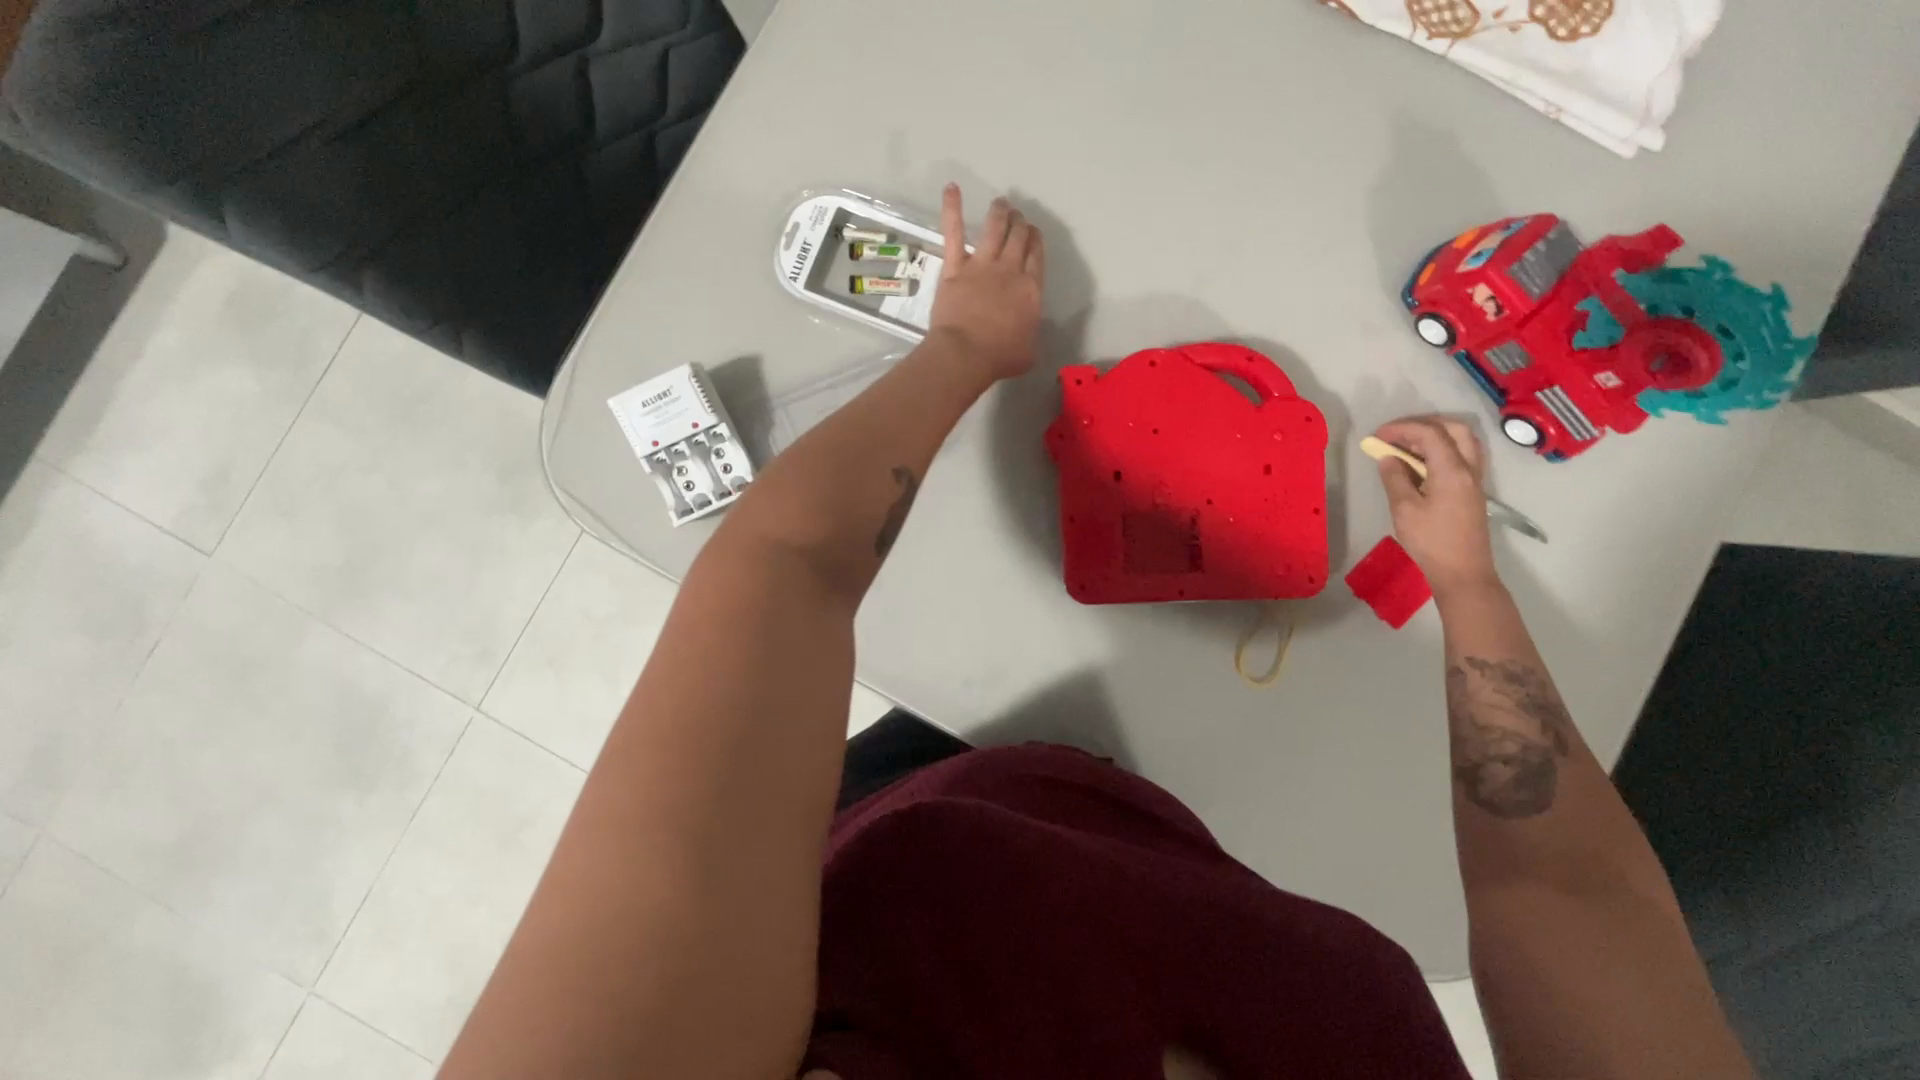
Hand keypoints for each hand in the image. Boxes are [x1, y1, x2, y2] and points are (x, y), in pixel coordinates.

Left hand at [927, 184, 1044, 380]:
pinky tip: (952, 188)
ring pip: (995, 228)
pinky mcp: (955, 266)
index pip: (1038, 256)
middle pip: (1020, 238)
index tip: (1034, 235)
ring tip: (1001, 204)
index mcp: (1031, 290)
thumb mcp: (1029, 351)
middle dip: (1021, 225)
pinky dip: (952, 208)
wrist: (965, 354)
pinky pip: (954, 232)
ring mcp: (982, 265)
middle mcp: (1010, 270)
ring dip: (1000, 212)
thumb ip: (1030, 333)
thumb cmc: (999, 358)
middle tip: (1018, 219)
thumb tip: (1027, 330)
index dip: (1036, 241)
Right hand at [1373, 416, 1499, 598]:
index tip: (1377, 438)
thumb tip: (1389, 459)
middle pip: (1454, 428)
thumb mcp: (1404, 510)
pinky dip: (1443, 450)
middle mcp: (1469, 468)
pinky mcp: (1473, 490)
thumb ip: (1395, 479)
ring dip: (1436, 435)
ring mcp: (1475, 479)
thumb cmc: (1431, 542)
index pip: (1429, 434)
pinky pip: (1463, 456)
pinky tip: (1423, 464)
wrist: (1463, 573)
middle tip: (1396, 436)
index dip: (1401, 429)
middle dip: (1423, 425)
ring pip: (1463, 441)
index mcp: (1452, 470)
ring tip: (1408, 447)